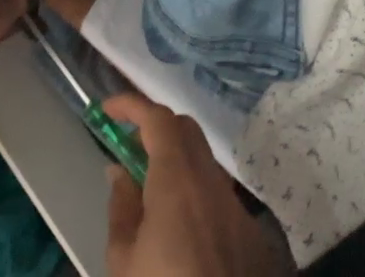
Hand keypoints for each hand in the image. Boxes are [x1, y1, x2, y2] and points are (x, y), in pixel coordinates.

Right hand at [103, 94, 295, 276]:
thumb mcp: (124, 260)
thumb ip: (122, 207)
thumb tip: (120, 173)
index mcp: (177, 183)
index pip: (158, 119)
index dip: (132, 105)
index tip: (108, 111)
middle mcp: (213, 187)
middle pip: (187, 131)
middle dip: (155, 127)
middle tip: (128, 146)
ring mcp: (239, 213)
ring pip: (206, 164)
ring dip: (177, 161)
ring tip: (151, 191)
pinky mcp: (256, 241)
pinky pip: (222, 198)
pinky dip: (197, 193)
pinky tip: (183, 230)